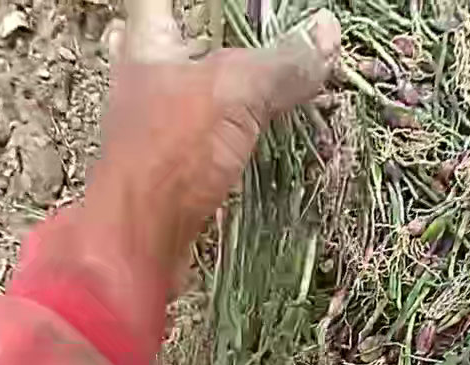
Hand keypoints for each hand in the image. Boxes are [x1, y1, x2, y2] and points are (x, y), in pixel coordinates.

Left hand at [88, 0, 341, 277]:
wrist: (141, 237)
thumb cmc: (172, 154)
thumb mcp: (233, 95)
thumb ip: (280, 64)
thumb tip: (328, 30)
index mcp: (151, 40)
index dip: (213, 6)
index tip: (248, 13)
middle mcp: (148, 76)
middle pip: (181, 39)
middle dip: (213, 39)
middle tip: (252, 38)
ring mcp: (158, 127)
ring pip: (195, 92)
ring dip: (228, 91)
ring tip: (269, 88)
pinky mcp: (173, 170)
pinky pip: (205, 140)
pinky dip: (230, 137)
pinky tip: (249, 142)